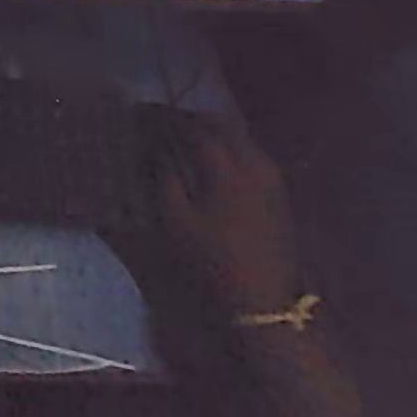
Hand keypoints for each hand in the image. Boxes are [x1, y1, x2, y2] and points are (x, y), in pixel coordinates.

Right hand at [158, 114, 299, 311]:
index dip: (162, 115)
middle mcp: (253, 164)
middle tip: (158, 121)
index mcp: (226, 167)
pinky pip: (249, 152)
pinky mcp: (278, 192)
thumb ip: (162, 173)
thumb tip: (152, 144)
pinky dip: (226, 145)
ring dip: (208, 129)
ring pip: (238, 136)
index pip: (191, 126)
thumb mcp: (174, 217)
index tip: (137, 111)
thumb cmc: (210, 259)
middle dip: (187, 117)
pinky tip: (209, 157)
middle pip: (219, 123)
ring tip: (181, 136)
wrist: (263, 304)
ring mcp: (271, 178)